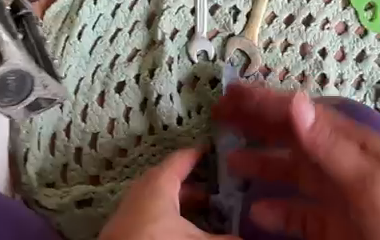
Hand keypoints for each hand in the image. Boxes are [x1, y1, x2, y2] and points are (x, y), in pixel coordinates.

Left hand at [100, 147, 231, 239]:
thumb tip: (249, 237)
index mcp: (160, 181)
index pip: (183, 157)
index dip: (201, 153)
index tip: (218, 148)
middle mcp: (145, 187)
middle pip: (175, 178)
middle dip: (199, 184)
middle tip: (225, 186)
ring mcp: (135, 206)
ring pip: (166, 197)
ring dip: (187, 203)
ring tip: (212, 212)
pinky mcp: (130, 226)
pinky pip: (156, 212)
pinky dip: (174, 215)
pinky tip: (188, 229)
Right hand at [214, 83, 379, 239]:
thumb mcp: (373, 186)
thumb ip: (330, 145)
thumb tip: (294, 99)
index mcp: (355, 146)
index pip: (301, 114)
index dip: (265, 101)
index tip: (230, 92)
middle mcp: (346, 167)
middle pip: (294, 138)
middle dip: (258, 125)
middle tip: (219, 116)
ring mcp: (344, 202)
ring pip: (294, 175)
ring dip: (262, 166)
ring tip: (230, 162)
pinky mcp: (341, 234)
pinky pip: (302, 217)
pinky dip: (279, 212)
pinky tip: (258, 213)